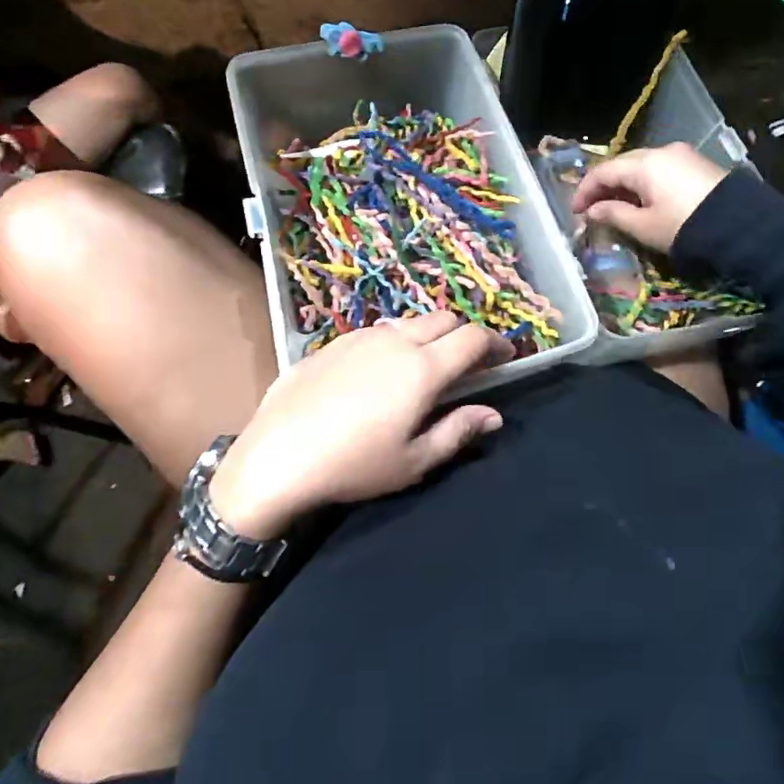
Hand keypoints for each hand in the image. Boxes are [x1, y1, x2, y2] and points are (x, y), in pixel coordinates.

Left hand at [209, 311, 511, 538]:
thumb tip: (492, 415)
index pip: (472, 338)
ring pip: (408, 321)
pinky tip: (381, 369)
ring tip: (426, 364)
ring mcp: (359, 337)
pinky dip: (394, 340)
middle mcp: (395, 341)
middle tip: (469, 362)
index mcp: (423, 368)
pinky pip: (376, 331)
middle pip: (443, 319)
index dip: (496, 342)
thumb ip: (457, 431)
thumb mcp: (413, 460)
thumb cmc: (353, 465)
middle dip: (464, 334)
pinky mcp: (331, 343)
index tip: (506, 357)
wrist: (277, 455)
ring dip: (428, 334)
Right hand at [571, 142, 730, 252]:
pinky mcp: (698, 164)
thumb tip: (593, 211)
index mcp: (644, 164)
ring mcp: (682, 155)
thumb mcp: (644, 226)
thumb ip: (614, 215)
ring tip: (616, 206)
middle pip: (622, 164)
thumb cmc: (684, 226)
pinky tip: (643, 200)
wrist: (742, 226)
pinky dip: (645, 183)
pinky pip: (661, 169)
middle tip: (593, 208)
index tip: (575, 212)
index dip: (585, 191)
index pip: (603, 172)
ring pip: (642, 166)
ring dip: (625, 184)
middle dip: (604, 186)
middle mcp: (662, 151)